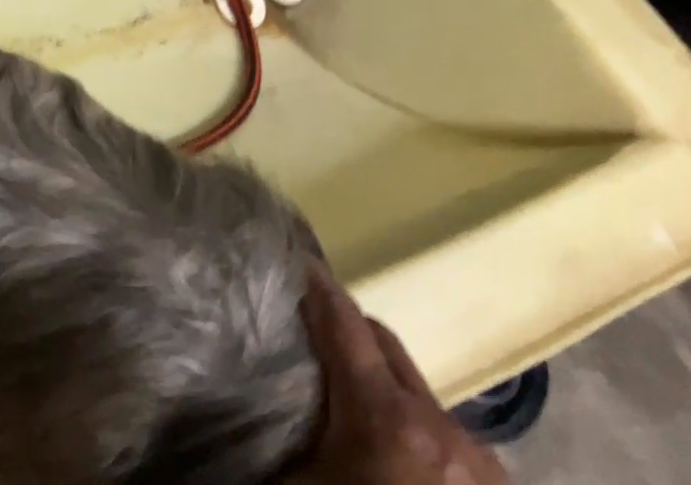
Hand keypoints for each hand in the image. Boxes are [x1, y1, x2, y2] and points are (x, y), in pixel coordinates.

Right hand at [287, 265, 509, 484]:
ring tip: (340, 386)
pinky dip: (406, 415)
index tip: (292, 255)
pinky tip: (383, 440)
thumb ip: (270, 431)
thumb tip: (222, 389)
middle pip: (385, 343)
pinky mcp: (494, 478)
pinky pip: (440, 424)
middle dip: (344, 323)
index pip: (345, 327)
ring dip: (377, 375)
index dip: (317, 287)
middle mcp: (438, 422)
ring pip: (415, 385)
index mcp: (385, 416)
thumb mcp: (294, 481)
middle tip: (302, 316)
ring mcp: (476, 452)